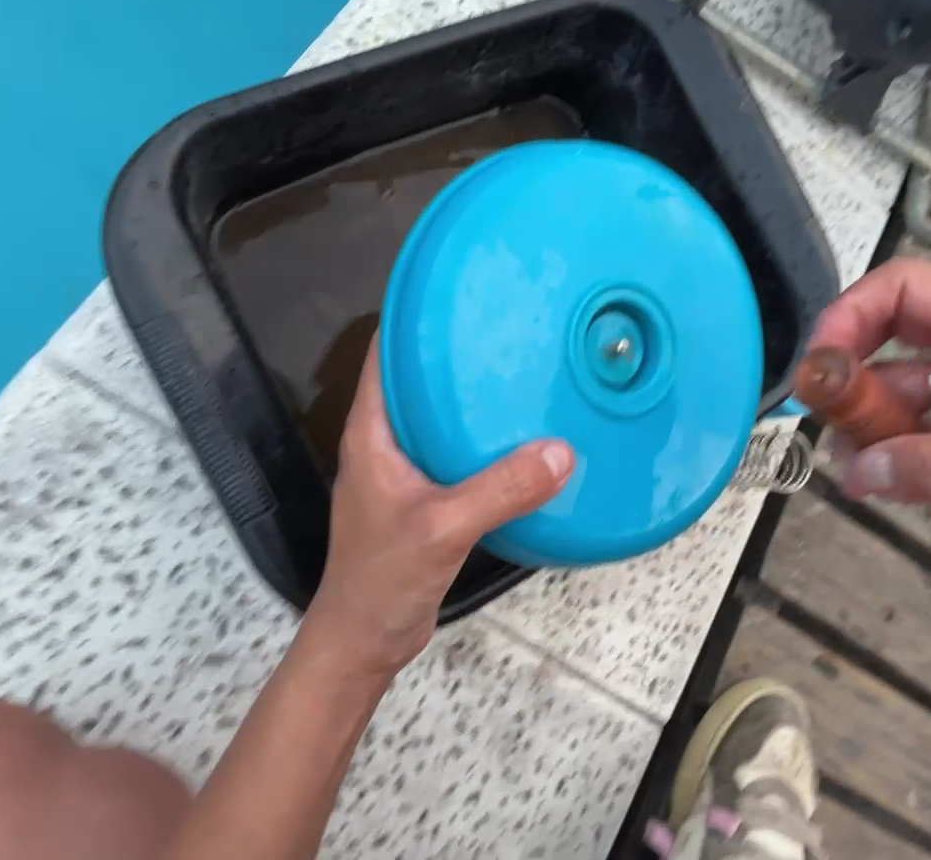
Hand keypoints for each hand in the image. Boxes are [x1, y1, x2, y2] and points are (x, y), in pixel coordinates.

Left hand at [307, 333, 573, 674]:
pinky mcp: (426, 495)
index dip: (417, 316)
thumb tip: (564, 452)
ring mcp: (405, 468)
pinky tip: (523, 437)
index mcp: (372, 430)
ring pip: (441, 415)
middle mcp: (386, 440)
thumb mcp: (445, 528)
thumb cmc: (384, 577)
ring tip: (524, 374)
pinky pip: (457, 450)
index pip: (387, 352)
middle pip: (419, 378)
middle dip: (459, 352)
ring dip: (475, 397)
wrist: (366, 638)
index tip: (464, 293)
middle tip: (512, 330)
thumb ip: (502, 490)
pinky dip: (485, 438)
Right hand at [809, 259, 930, 591]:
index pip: (911, 289)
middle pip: (896, 335)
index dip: (855, 311)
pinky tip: (876, 479)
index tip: (821, 361)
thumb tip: (857, 472)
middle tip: (824, 416)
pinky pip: (924, 434)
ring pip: (904, 389)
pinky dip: (895, 452)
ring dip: (870, 420)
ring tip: (849, 464)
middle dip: (853, 369)